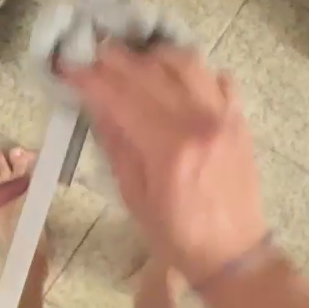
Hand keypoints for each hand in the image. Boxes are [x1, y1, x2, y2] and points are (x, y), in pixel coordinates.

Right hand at [64, 41, 268, 283]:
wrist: (233, 254)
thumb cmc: (177, 235)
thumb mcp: (133, 196)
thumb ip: (117, 145)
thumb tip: (98, 105)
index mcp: (168, 148)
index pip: (121, 97)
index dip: (91, 79)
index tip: (68, 67)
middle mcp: (199, 122)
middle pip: (151, 72)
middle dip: (116, 60)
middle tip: (92, 53)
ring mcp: (224, 116)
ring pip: (187, 63)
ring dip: (154, 55)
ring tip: (133, 59)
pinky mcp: (239, 119)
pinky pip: (217, 78)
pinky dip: (194, 71)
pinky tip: (175, 78)